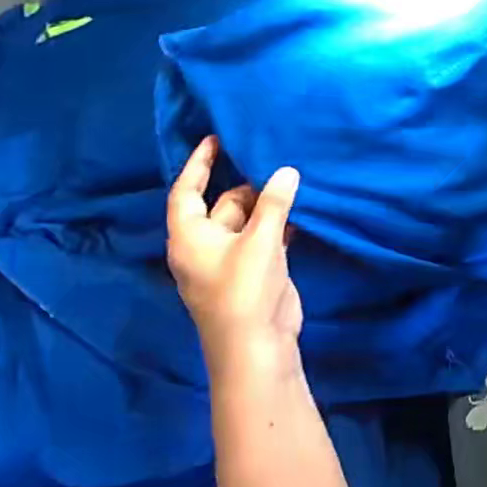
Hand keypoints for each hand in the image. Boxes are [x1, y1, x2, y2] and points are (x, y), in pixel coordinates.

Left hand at [166, 136, 304, 384]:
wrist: (258, 348)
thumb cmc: (245, 291)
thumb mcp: (260, 241)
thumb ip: (274, 203)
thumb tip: (286, 170)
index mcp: (190, 237)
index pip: (187, 191)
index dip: (199, 163)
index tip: (215, 138)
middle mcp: (206, 245)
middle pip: (223, 203)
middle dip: (247, 184)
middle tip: (273, 158)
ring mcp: (231, 259)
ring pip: (247, 220)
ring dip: (266, 203)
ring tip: (291, 177)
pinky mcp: (255, 270)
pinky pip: (263, 236)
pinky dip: (278, 222)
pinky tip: (299, 207)